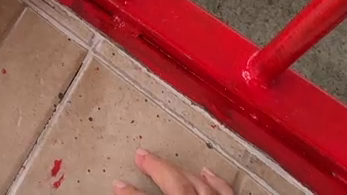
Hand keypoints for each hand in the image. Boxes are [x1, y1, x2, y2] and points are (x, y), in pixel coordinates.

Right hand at [114, 149, 233, 194]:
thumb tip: (128, 190)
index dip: (131, 191)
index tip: (118, 183)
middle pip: (178, 184)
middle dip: (158, 168)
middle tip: (141, 155)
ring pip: (202, 185)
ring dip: (184, 171)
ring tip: (170, 162)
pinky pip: (228, 193)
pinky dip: (217, 182)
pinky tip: (209, 174)